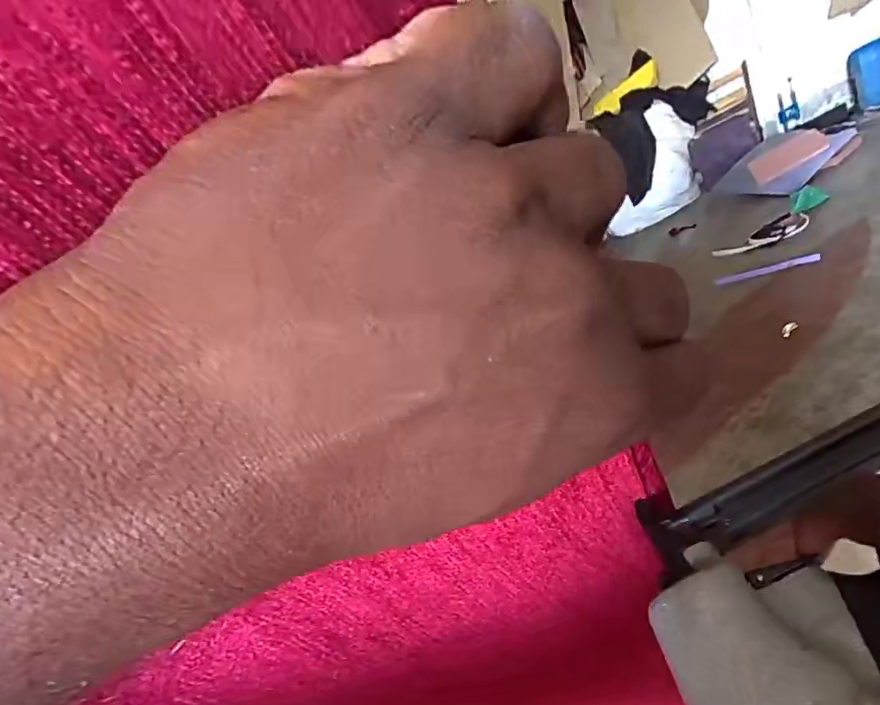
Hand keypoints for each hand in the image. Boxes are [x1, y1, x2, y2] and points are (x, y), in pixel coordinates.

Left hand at [0, 2, 690, 559]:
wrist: (190, 432)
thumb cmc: (350, 483)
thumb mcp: (500, 477)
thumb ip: (577, 414)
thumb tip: (601, 364)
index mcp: (606, 397)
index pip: (689, 364)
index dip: (658, 364)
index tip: (623, 361)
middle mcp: (584, 296)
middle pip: (656, 280)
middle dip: (606, 296)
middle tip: (531, 302)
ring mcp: (508, 198)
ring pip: (594, 170)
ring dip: (555, 201)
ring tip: (483, 213)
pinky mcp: (414, 114)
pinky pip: (510, 47)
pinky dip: (511, 75)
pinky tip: (472, 112)